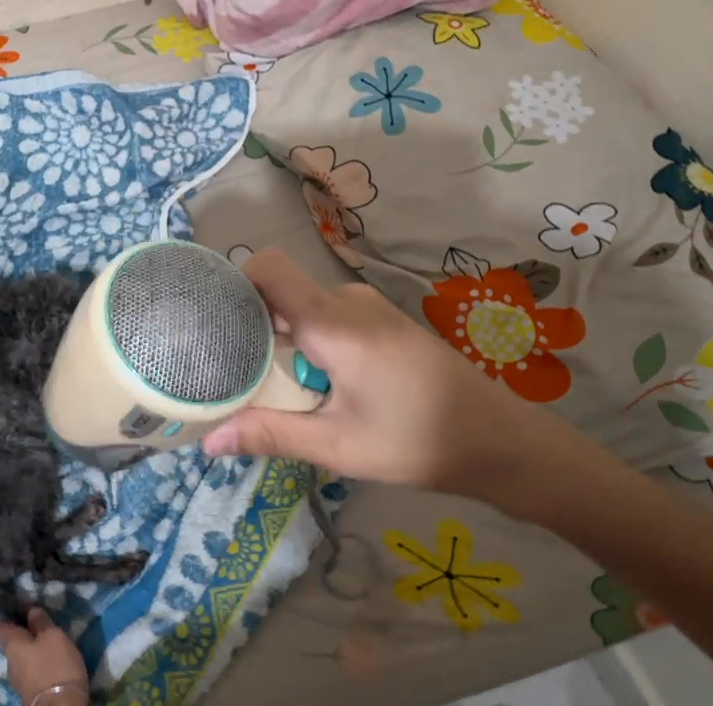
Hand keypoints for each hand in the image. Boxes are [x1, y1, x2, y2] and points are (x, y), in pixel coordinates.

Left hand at [0, 607, 87, 704]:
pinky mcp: (28, 694)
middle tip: (42, 630)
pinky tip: (51, 666)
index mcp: (10, 645)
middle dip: (25, 636)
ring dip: (33, 653)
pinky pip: (30, 674)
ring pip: (22, 660)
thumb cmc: (55, 666)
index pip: (2, 625)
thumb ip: (41, 622)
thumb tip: (31, 611)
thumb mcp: (53, 636)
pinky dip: (38, 668)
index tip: (26, 611)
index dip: (12, 617)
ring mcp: (17, 681)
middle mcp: (9, 662)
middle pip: (12, 644)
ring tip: (50, 648)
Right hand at [202, 249, 597, 505]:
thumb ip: (270, 434)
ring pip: (303, 307)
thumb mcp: (338, 446)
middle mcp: (347, 302)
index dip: (235, 284)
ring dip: (284, 340)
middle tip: (238, 372)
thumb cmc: (419, 441)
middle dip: (254, 327)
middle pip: (279, 292)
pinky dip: (310, 342)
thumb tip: (207, 441)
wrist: (505, 442)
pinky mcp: (383, 323)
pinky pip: (328, 317)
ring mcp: (369, 309)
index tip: (215, 324)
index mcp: (331, 321)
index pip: (267, 267)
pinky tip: (317, 386)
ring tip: (276, 386)